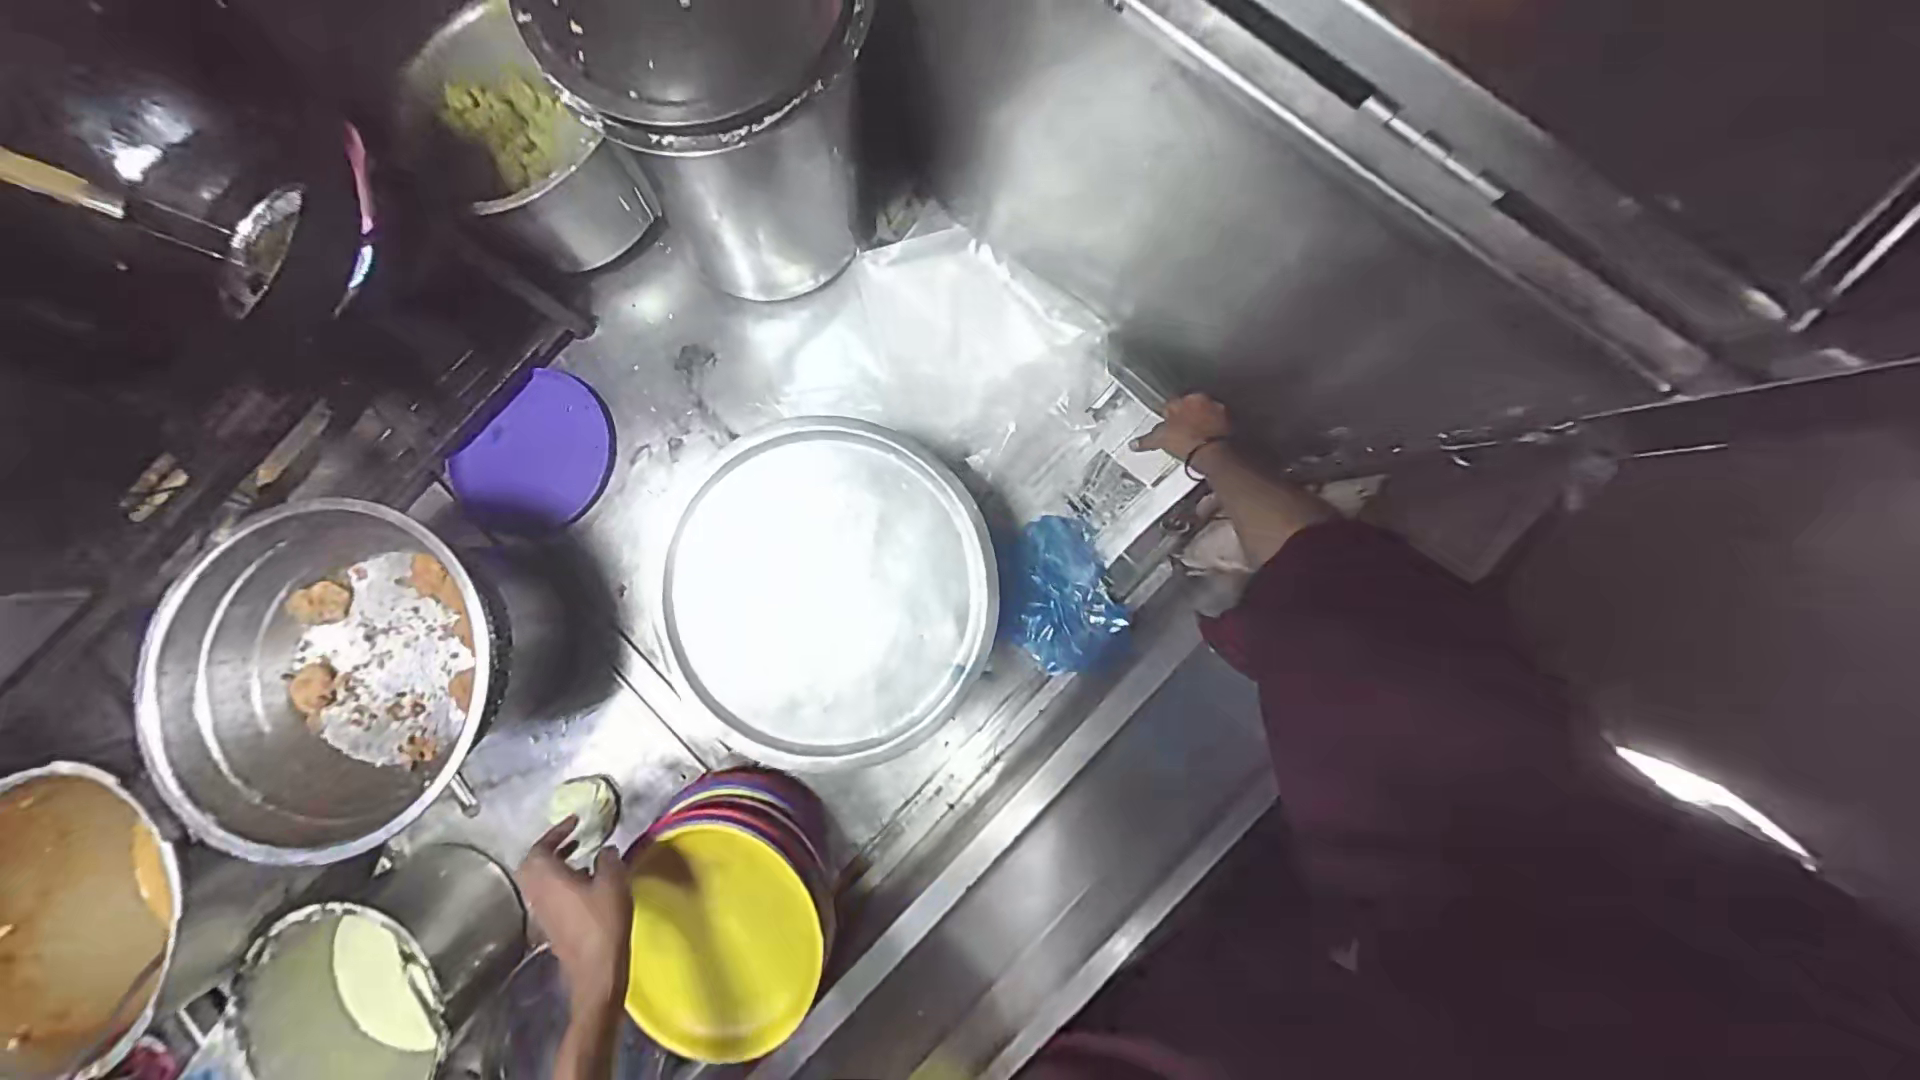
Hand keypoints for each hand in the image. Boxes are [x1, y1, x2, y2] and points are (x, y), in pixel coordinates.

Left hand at [517, 816, 632, 1010]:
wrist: (596, 967)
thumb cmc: (604, 919)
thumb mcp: (614, 880)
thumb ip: (608, 858)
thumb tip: (603, 850)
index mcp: (549, 879)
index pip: (539, 850)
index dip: (555, 832)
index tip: (575, 822)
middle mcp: (538, 894)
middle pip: (531, 865)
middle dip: (549, 848)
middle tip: (572, 837)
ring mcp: (541, 912)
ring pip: (537, 880)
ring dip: (554, 864)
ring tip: (580, 854)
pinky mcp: (550, 924)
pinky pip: (546, 893)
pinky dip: (559, 879)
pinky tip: (584, 880)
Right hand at [1131, 393, 1230, 462]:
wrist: (1213, 453)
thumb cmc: (1188, 442)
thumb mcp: (1160, 441)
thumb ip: (1146, 440)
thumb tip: (1134, 443)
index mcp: (1182, 399)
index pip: (1171, 403)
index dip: (1167, 414)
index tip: (1166, 422)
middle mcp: (1201, 399)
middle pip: (1190, 405)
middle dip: (1185, 415)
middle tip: (1181, 429)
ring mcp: (1217, 408)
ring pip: (1205, 411)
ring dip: (1201, 420)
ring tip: (1196, 435)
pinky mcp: (1230, 420)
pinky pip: (1219, 421)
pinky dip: (1214, 427)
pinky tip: (1209, 438)